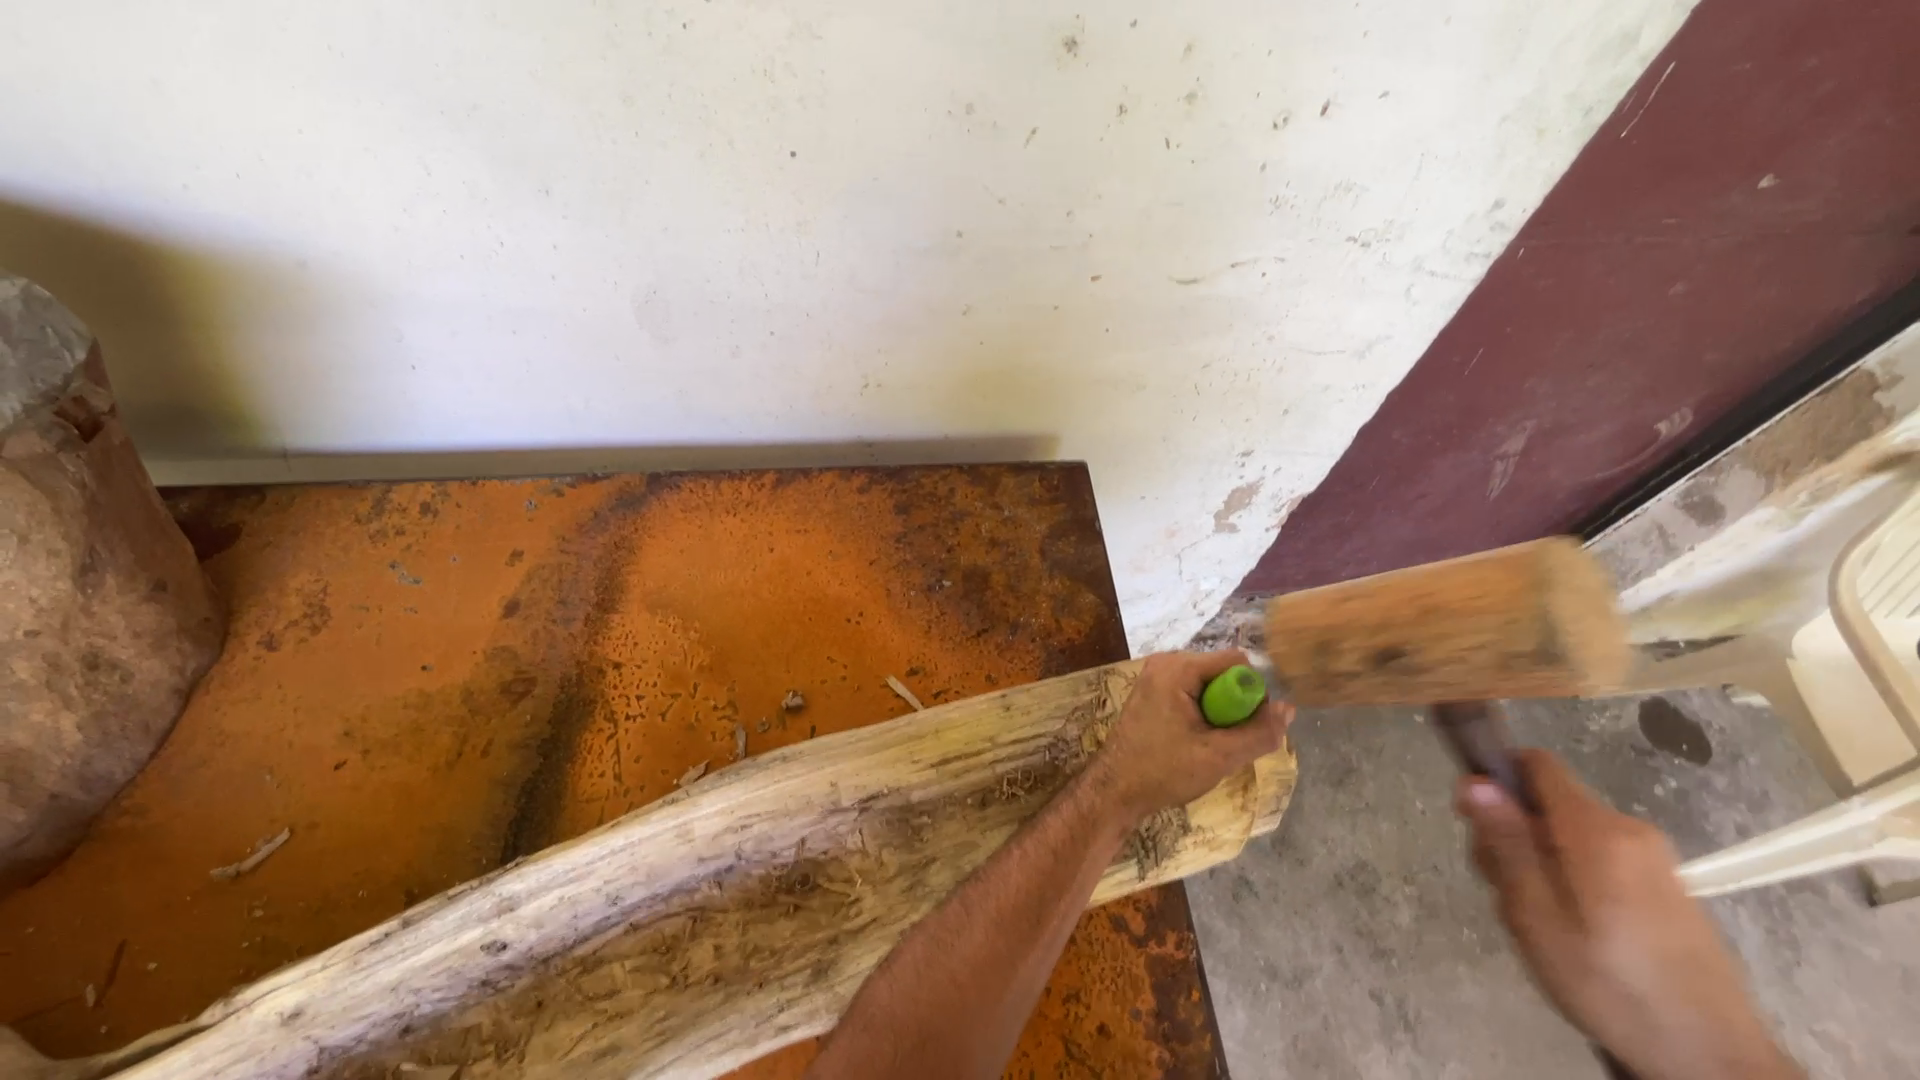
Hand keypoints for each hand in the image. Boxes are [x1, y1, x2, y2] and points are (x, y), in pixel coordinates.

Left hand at [1086, 650, 1292, 825]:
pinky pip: (1193, 692)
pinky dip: (1201, 714)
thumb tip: (1289, 709)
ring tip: (1205, 744)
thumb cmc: (1164, 771)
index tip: (1243, 727)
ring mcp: (1156, 675)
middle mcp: (1165, 662)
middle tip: (1223, 741)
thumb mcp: (1220, 756)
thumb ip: (1259, 732)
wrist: (1116, 790)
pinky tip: (1191, 740)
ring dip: (1218, 713)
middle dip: (1233, 706)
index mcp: (1178, 668)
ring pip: (1210, 685)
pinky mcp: (1153, 690)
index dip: (1251, 694)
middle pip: (1223, 672)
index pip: (1237, 663)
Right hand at [1457, 750, 1800, 1079]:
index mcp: (1597, 831)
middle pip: (1546, 804)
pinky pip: (1596, 859)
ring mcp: (1654, 859)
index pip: (1536, 764)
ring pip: (1567, 836)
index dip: (1495, 780)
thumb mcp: (1537, 917)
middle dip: (1512, 836)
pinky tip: (1572, 932)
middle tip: (1506, 895)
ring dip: (1538, 865)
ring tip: (1539, 924)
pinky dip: (1570, 881)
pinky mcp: (1665, 886)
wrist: (1715, 1059)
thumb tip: (1475, 781)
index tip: (1475, 825)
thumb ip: (1506, 844)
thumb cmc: (1612, 986)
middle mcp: (1630, 830)